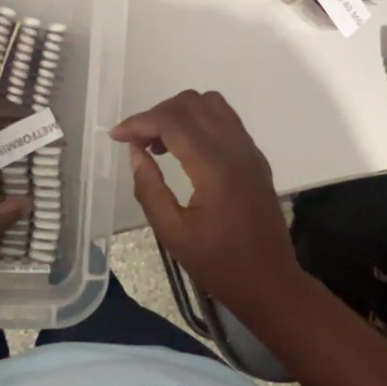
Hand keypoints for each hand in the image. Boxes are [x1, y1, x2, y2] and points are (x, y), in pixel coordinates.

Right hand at [111, 90, 305, 311]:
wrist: (269, 282)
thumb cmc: (218, 264)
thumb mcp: (172, 233)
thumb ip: (149, 189)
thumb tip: (135, 152)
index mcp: (215, 169)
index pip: (173, 122)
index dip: (140, 122)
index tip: (116, 137)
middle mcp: (237, 150)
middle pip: (192, 103)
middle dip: (157, 114)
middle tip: (136, 142)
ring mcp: (250, 152)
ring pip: (212, 105)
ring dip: (180, 114)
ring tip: (159, 145)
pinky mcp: (256, 159)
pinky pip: (227, 121)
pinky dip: (200, 122)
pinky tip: (184, 151)